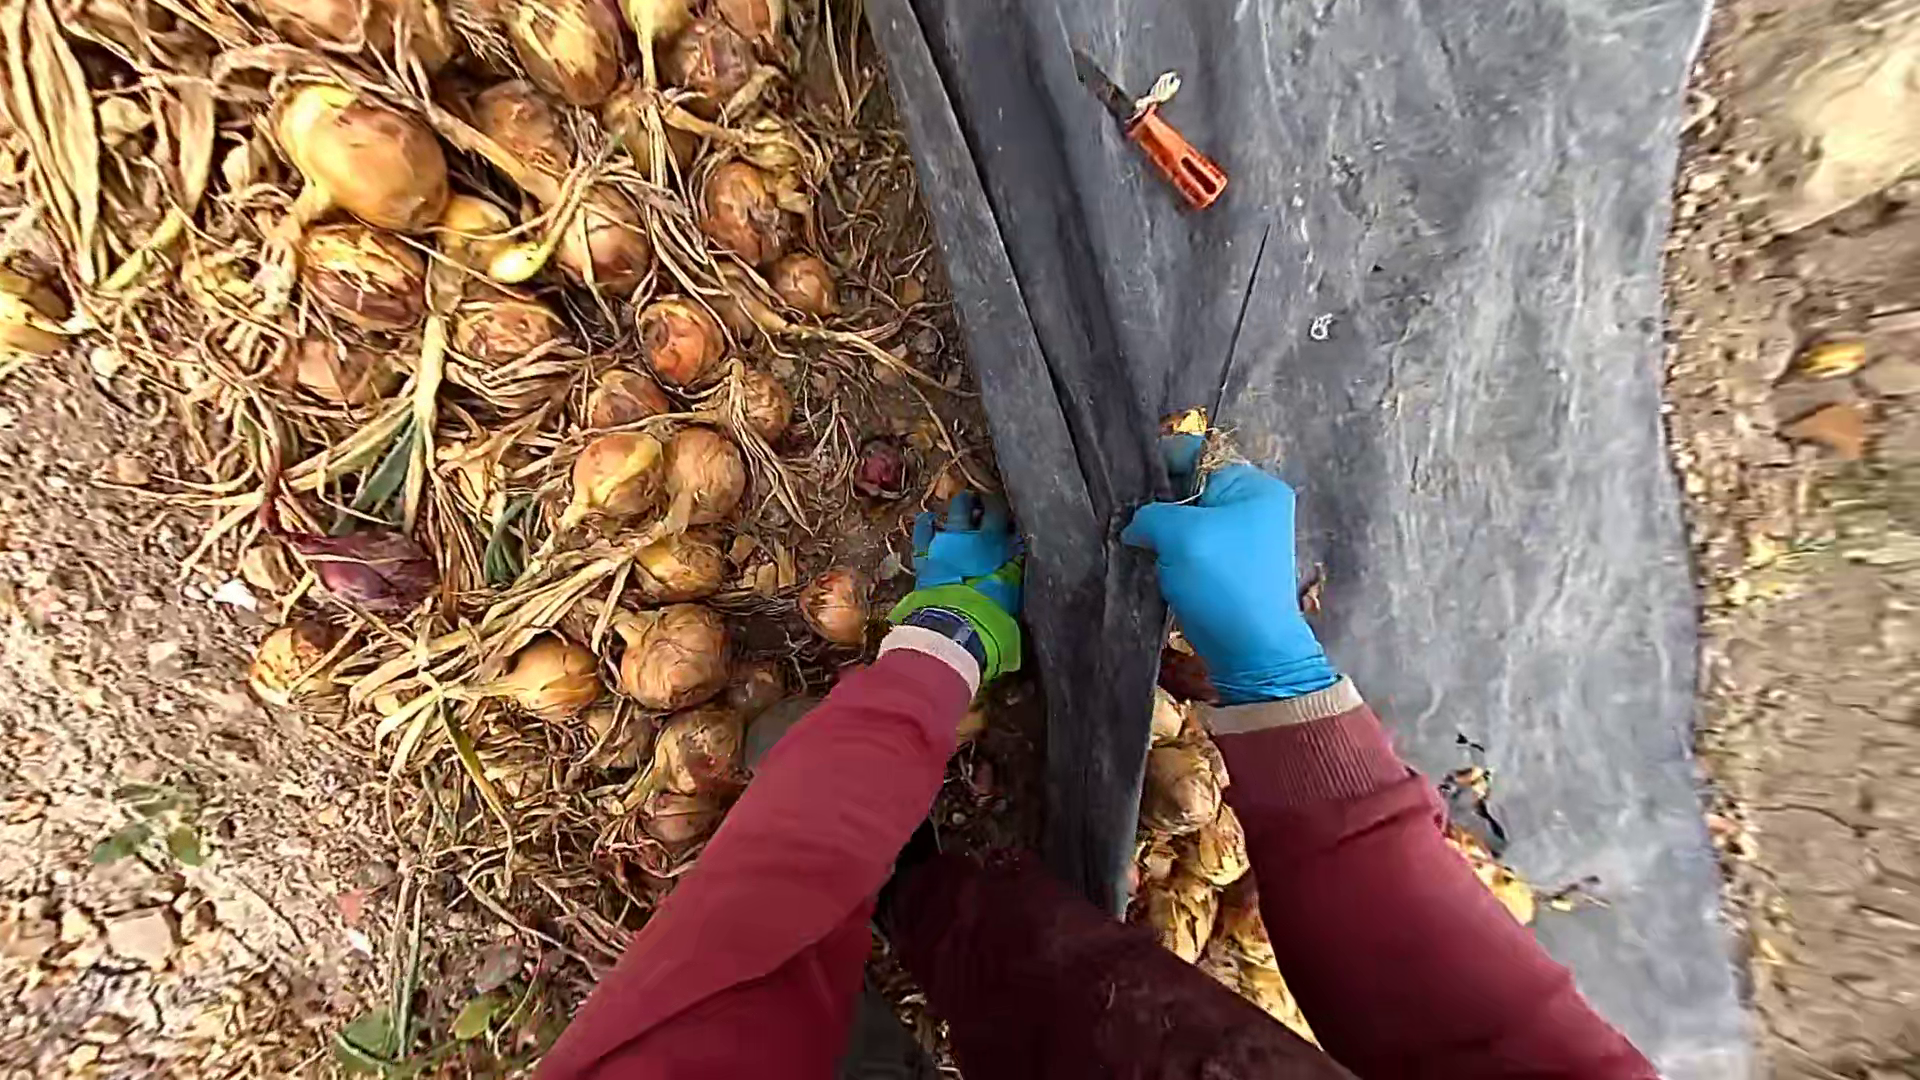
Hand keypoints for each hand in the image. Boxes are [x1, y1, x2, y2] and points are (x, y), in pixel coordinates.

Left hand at [889, 493, 1023, 681]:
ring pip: (959, 511)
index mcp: (1008, 556)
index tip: (1018, 525)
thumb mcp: (1012, 614)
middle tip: (993, 503)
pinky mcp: (928, 553)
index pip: (1018, 532)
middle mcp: (983, 543)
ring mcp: (952, 543)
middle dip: (994, 505)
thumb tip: (1015, 593)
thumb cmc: (989, 628)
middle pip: (993, 511)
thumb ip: (1014, 595)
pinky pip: (925, 531)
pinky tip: (927, 517)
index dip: (1017, 526)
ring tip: (965, 500)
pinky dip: (926, 523)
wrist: (952, 632)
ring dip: (963, 504)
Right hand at [1122, 438, 1337, 703]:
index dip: (1158, 462)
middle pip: (1188, 486)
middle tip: (1124, 514)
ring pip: (1185, 517)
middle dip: (1155, 500)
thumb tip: (1135, 525)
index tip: (1124, 481)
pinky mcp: (1224, 564)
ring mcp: (1238, 536)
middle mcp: (1249, 505)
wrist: (1251, 649)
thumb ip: (1150, 515)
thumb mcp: (1181, 536)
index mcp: (1251, 487)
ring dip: (1158, 528)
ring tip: (1131, 538)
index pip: (1197, 454)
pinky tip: (1146, 557)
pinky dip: (1167, 548)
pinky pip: (1188, 543)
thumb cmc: (1222, 582)